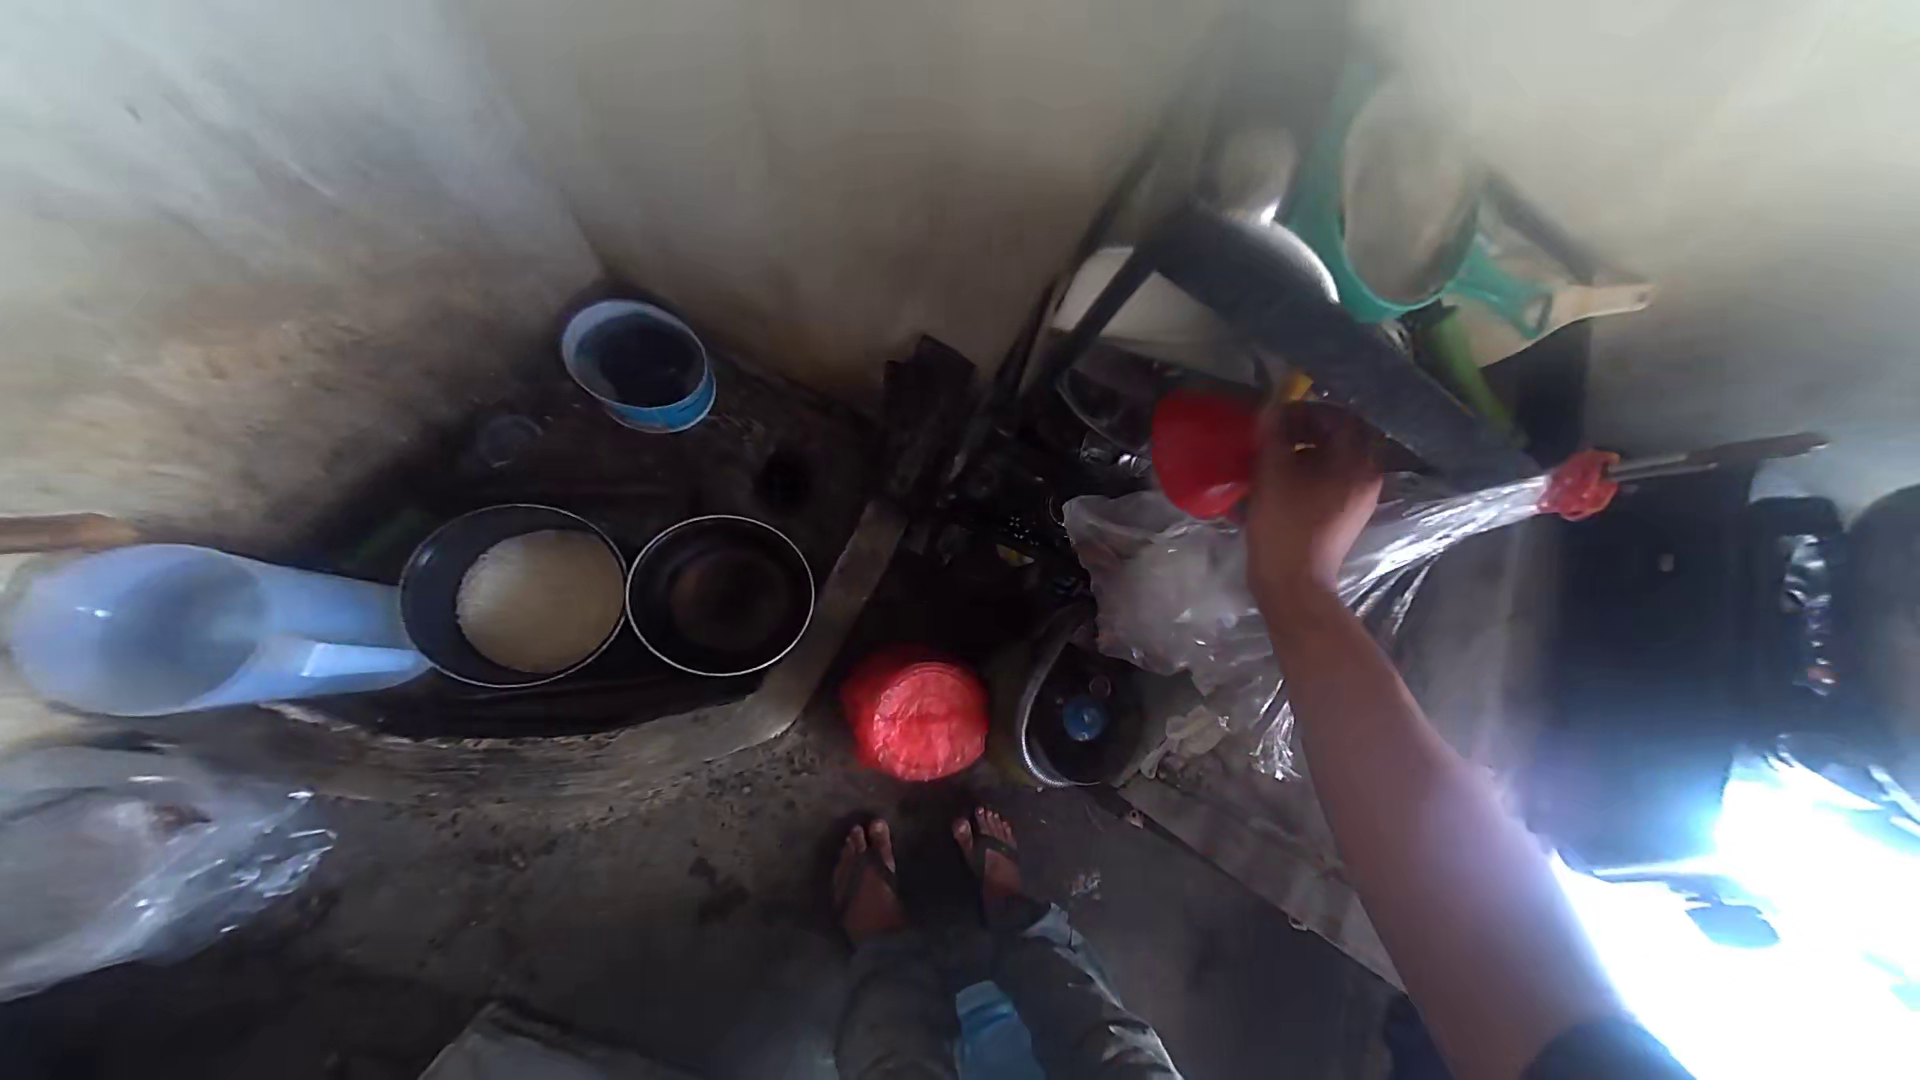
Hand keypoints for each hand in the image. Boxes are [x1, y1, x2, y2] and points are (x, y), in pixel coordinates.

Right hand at [1245, 401, 1381, 602]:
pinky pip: (1328, 482)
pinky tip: (1278, 482)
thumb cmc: (1284, 527)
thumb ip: (1273, 437)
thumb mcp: (1273, 476)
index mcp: (1357, 464)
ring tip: (1271, 456)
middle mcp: (1366, 478)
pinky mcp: (1343, 517)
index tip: (1278, 414)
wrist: (1293, 584)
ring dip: (1304, 452)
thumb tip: (1271, 409)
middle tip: (1273, 433)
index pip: (1342, 419)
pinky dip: (1306, 473)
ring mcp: (1357, 500)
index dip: (1309, 410)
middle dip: (1306, 430)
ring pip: (1333, 462)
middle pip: (1340, 439)